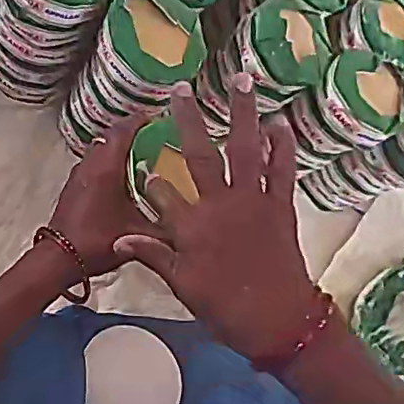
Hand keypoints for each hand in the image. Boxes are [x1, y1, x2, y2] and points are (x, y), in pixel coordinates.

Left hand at [46, 114, 159, 277]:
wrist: (59, 258)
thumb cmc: (98, 240)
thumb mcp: (139, 234)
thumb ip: (166, 226)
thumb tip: (192, 224)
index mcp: (107, 166)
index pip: (124, 130)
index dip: (142, 121)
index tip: (160, 119)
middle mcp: (90, 163)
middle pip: (111, 136)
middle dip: (132, 133)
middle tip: (155, 138)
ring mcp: (78, 174)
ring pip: (100, 149)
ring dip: (118, 148)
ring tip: (142, 157)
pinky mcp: (72, 186)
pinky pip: (93, 163)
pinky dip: (107, 162)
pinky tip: (121, 180)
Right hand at [114, 75, 326, 360]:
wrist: (279, 321)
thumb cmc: (225, 307)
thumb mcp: (182, 285)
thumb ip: (153, 255)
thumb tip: (121, 237)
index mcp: (191, 225)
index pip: (162, 192)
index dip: (150, 180)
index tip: (141, 165)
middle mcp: (220, 203)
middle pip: (200, 153)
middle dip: (188, 120)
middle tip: (180, 90)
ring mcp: (253, 200)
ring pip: (245, 149)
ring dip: (242, 114)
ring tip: (241, 82)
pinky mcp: (280, 206)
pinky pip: (282, 170)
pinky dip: (281, 146)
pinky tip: (278, 125)